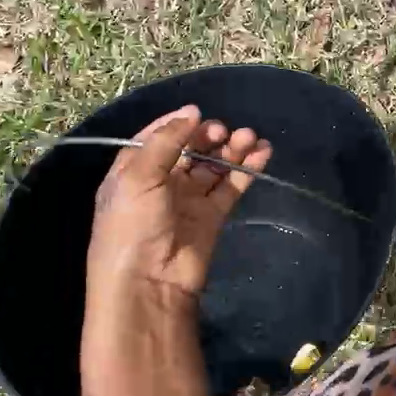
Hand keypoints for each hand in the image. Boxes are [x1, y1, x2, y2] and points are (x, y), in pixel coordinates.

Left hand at [86, 105, 272, 306]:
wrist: (148, 283)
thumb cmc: (132, 226)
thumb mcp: (138, 177)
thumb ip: (166, 141)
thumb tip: (193, 111)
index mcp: (132, 174)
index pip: (155, 139)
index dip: (177, 124)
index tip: (198, 113)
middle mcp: (160, 184)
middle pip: (190, 149)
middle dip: (209, 136)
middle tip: (224, 131)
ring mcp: (188, 200)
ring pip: (215, 165)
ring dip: (233, 149)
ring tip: (251, 138)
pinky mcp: (213, 214)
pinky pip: (233, 184)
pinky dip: (248, 167)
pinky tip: (263, 152)